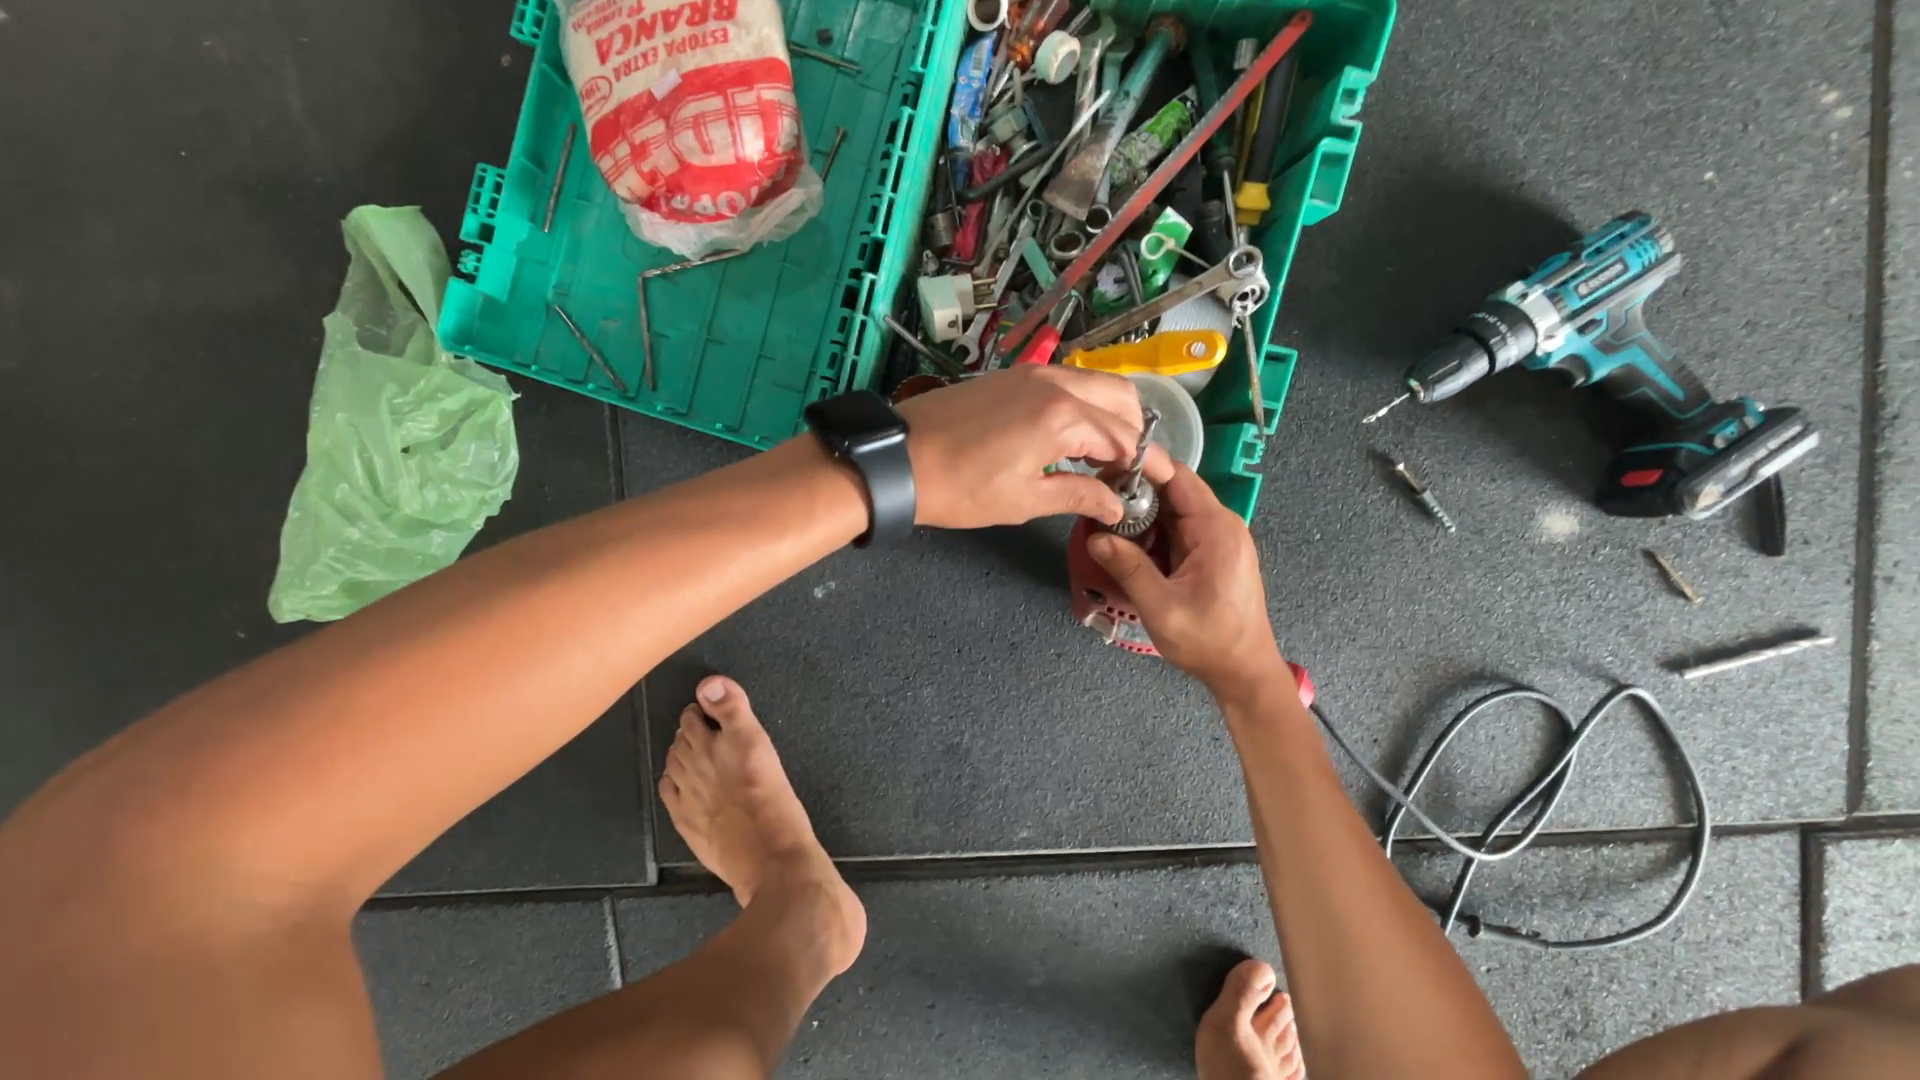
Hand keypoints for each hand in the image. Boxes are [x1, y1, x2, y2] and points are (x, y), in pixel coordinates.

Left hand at [897, 366, 1172, 528]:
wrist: (896, 459)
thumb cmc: (959, 488)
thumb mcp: (1023, 501)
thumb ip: (1078, 496)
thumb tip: (1116, 504)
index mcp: (1063, 417)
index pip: (1124, 437)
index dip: (1143, 463)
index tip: (1152, 483)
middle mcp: (1055, 384)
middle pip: (1121, 399)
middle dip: (1134, 433)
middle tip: (1124, 471)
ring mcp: (1032, 374)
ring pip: (1095, 383)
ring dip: (1110, 415)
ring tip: (1100, 456)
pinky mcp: (1012, 375)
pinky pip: (1067, 381)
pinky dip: (1084, 403)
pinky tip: (1070, 437)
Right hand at [1086, 465, 1285, 698]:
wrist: (1244, 672)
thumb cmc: (1209, 640)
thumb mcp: (1161, 607)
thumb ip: (1128, 569)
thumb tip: (1094, 537)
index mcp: (1216, 528)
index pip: (1178, 476)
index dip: (1141, 468)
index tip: (1104, 473)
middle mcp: (1221, 525)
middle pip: (1173, 491)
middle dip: (1135, 494)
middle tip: (1095, 502)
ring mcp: (1219, 539)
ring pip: (1173, 511)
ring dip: (1141, 515)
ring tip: (1103, 523)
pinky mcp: (1213, 555)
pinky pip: (1178, 531)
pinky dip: (1152, 533)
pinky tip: (1126, 546)